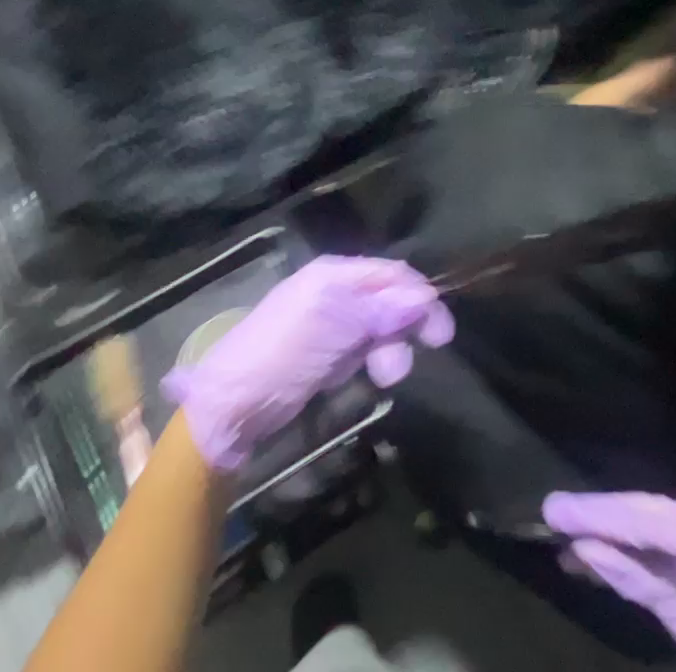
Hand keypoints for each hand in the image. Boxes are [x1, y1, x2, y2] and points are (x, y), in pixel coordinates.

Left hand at [162, 256, 452, 470]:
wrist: (234, 401)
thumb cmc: (281, 354)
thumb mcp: (332, 327)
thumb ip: (378, 310)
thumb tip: (425, 295)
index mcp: (332, 275)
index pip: (391, 274)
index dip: (420, 297)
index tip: (440, 334)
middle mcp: (333, 293)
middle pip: (390, 300)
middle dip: (407, 327)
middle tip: (422, 354)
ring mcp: (329, 325)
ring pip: (380, 328)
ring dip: (390, 349)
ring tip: (383, 376)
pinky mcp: (326, 354)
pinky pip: (362, 350)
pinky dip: (369, 360)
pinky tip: (362, 377)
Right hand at [540, 493, 675, 671]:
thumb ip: (640, 582)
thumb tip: (582, 549)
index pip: (653, 518)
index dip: (602, 513)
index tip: (556, 510)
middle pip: (648, 510)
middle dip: (598, 510)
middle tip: (551, 510)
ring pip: (647, 521)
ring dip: (604, 524)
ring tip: (562, 528)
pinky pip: (654, 541)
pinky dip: (619, 543)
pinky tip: (590, 552)